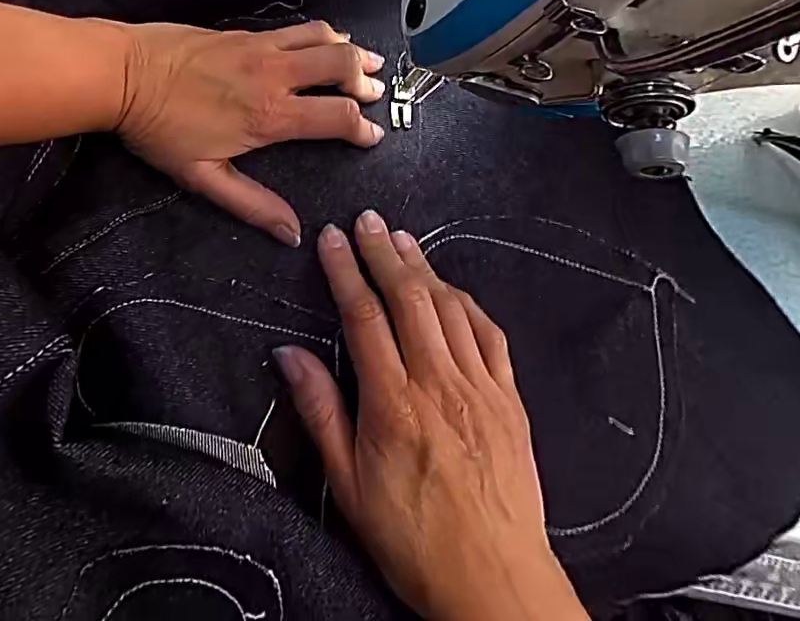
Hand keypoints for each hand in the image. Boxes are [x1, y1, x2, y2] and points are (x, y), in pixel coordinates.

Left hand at [114, 20, 386, 245]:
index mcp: (270, 116)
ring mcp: (264, 48)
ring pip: (327, 40)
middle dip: (367, 81)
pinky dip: (325, 34)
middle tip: (376, 93)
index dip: (363, 128)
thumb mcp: (203, 177)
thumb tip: (292, 232)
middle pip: (342, 67)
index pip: (337, 117)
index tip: (372, 136)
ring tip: (371, 62)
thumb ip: (252, 204)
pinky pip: (300, 28)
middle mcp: (276, 76)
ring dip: (355, 51)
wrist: (123, 72)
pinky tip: (331, 40)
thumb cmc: (160, 127)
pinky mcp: (249, 33)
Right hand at [274, 211, 585, 620]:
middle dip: (382, 252)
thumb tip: (290, 357)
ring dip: (423, 266)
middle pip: (407, 297)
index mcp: (393, 404)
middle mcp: (438, 382)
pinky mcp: (509, 396)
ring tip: (401, 238)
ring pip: (448, 306)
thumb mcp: (349, 488)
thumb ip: (321, 414)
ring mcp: (480, 385)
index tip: (333, 239)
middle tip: (367, 220)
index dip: (345, 270)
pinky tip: (452, 288)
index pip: (364, 316)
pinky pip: (489, 333)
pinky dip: (466, 302)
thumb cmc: (414, 540)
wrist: (495, 580)